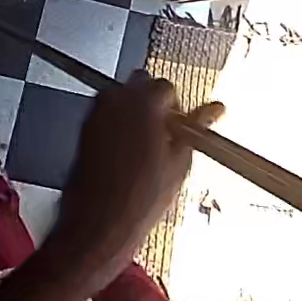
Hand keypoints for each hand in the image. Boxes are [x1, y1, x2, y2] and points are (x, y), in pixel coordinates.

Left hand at [41, 72, 224, 284]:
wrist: (101, 217)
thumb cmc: (140, 195)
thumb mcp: (180, 161)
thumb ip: (197, 127)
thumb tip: (217, 109)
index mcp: (144, 102)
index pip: (165, 87)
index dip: (175, 108)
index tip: (178, 128)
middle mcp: (117, 99)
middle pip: (141, 83)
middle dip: (153, 101)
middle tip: (162, 133)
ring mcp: (97, 110)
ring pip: (121, 95)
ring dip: (134, 110)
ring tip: (143, 145)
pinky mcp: (85, 124)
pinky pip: (106, 110)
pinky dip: (117, 120)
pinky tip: (125, 151)